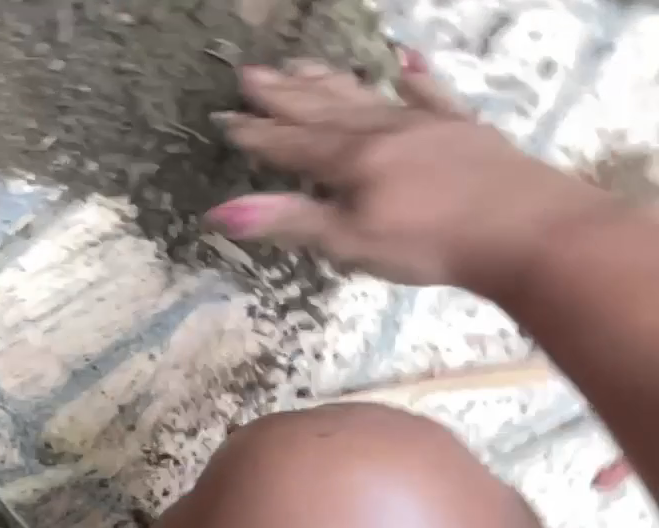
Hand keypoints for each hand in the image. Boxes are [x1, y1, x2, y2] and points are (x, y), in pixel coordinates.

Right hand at [208, 51, 612, 297]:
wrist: (531, 233)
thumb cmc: (426, 244)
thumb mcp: (345, 241)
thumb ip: (285, 220)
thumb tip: (216, 213)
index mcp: (353, 160)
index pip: (291, 144)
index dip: (255, 133)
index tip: (224, 118)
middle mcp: (386, 132)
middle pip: (323, 110)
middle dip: (283, 94)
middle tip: (250, 73)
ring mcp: (427, 126)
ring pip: (366, 97)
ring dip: (330, 81)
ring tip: (301, 64)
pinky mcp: (462, 131)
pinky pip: (432, 96)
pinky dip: (416, 79)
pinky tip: (405, 63)